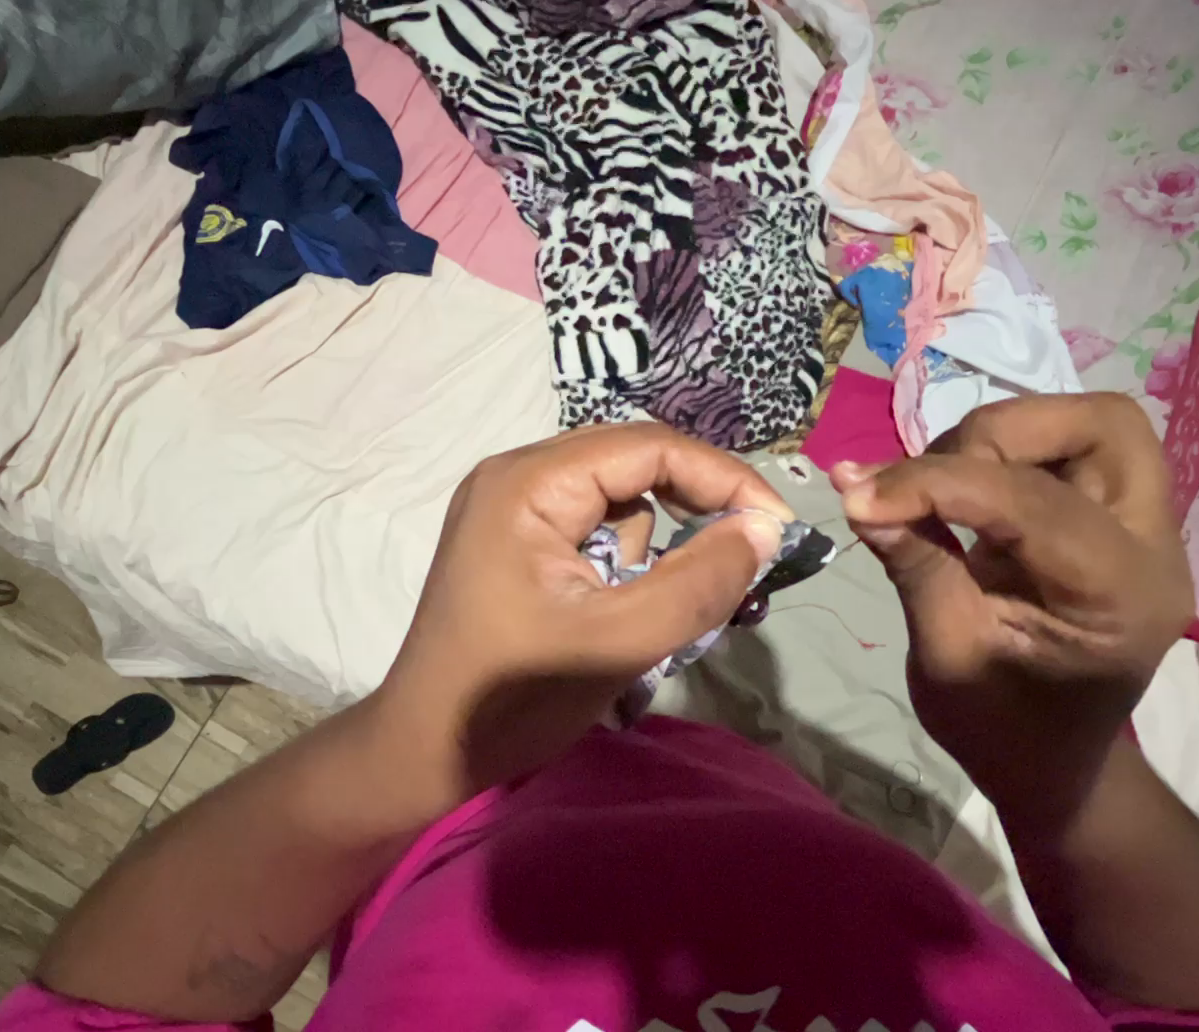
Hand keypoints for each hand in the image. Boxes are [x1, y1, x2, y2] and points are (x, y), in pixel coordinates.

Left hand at [368, 424, 791, 797]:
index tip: (775, 529)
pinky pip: (594, 528)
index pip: (648, 447)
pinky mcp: (515, 538)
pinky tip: (621, 610)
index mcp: (529, 483)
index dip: (722, 478)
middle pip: (633, 465)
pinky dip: (627, 562)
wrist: (424, 751)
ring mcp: (510, 506)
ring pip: (619, 500)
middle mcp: (516, 475)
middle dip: (692, 512)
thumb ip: (698, 584)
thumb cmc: (512, 699)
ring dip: (656, 548)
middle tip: (739, 565)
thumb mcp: (617, 643)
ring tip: (652, 612)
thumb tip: (764, 529)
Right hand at [831, 393, 1193, 830]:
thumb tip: (854, 488)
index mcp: (1118, 596)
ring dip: (1000, 438)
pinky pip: (1068, 447)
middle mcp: (1152, 545)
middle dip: (996, 437)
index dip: (937, 484)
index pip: (1030, 501)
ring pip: (1088, 423)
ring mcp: (1142, 527)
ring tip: (936, 488)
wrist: (1053, 763)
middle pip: (1099, 425)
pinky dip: (1004, 452)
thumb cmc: (1000, 726)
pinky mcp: (1112, 518)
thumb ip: (912, 562)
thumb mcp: (944, 655)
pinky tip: (959, 487)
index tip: (858, 494)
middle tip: (928, 483)